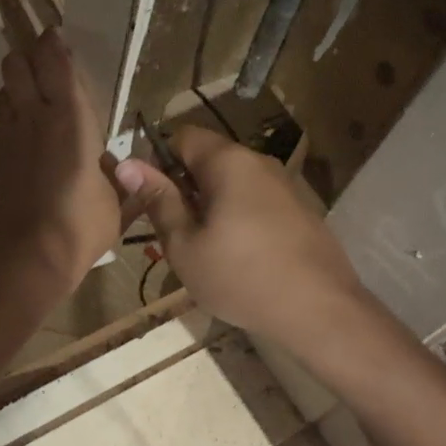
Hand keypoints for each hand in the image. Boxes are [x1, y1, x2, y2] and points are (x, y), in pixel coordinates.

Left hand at [0, 29, 121, 294]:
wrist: (35, 255)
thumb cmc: (84, 225)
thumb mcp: (120, 201)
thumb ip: (126, 178)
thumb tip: (134, 170)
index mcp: (71, 118)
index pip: (55, 60)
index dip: (54, 44)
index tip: (59, 39)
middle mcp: (35, 117)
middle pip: (16, 65)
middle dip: (27, 61)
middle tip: (45, 72)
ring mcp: (8, 138)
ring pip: (1, 94)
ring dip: (14, 94)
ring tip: (32, 109)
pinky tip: (10, 148)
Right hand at [114, 125, 369, 350]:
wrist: (318, 309)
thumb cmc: (240, 277)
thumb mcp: (185, 245)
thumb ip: (158, 201)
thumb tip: (126, 164)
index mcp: (228, 161)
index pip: (182, 136)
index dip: (158, 162)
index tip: (150, 201)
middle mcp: (260, 162)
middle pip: (210, 160)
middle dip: (185, 189)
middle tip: (175, 235)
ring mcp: (286, 185)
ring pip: (234, 184)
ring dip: (212, 208)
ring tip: (206, 252)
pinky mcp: (301, 211)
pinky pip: (257, 203)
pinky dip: (239, 220)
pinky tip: (239, 259)